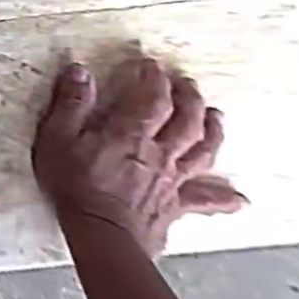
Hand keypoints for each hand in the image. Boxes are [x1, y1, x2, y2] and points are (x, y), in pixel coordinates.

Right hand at [32, 57, 246, 256]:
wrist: (100, 233)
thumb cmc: (75, 182)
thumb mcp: (59, 134)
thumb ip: (71, 101)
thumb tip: (80, 70)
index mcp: (131, 133)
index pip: (153, 98)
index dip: (156, 78)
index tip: (152, 65)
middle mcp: (158, 153)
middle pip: (187, 122)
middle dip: (190, 99)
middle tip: (187, 83)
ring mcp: (171, 181)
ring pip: (202, 153)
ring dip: (213, 133)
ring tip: (218, 117)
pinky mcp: (174, 206)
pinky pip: (204, 200)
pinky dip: (223, 198)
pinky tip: (239, 199)